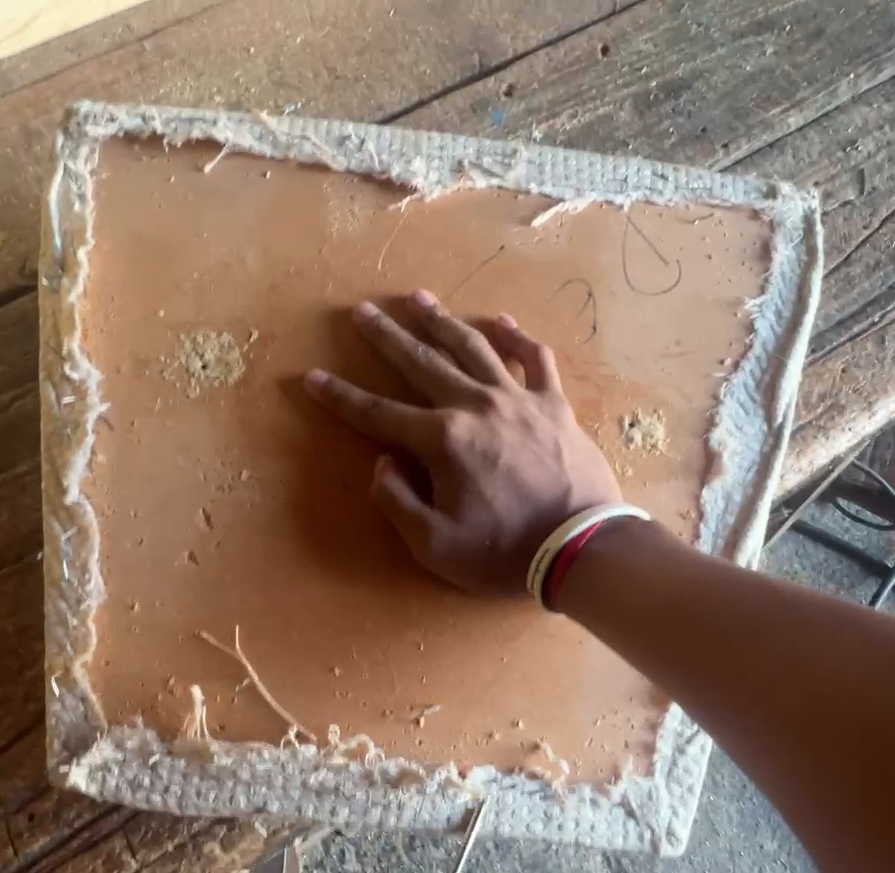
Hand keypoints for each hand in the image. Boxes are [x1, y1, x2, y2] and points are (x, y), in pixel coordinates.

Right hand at [305, 290, 620, 594]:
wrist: (580, 548)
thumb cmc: (503, 552)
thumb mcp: (433, 545)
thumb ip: (397, 500)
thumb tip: (383, 462)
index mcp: (442, 440)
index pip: (378, 413)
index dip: (341, 396)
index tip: (313, 377)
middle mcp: (475, 406)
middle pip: (421, 362)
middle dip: (386, 337)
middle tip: (362, 311)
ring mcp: (519, 400)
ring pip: (473, 347)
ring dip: (441, 321)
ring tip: (417, 298)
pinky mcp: (555, 404)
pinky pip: (535, 359)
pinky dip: (516, 339)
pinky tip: (500, 322)